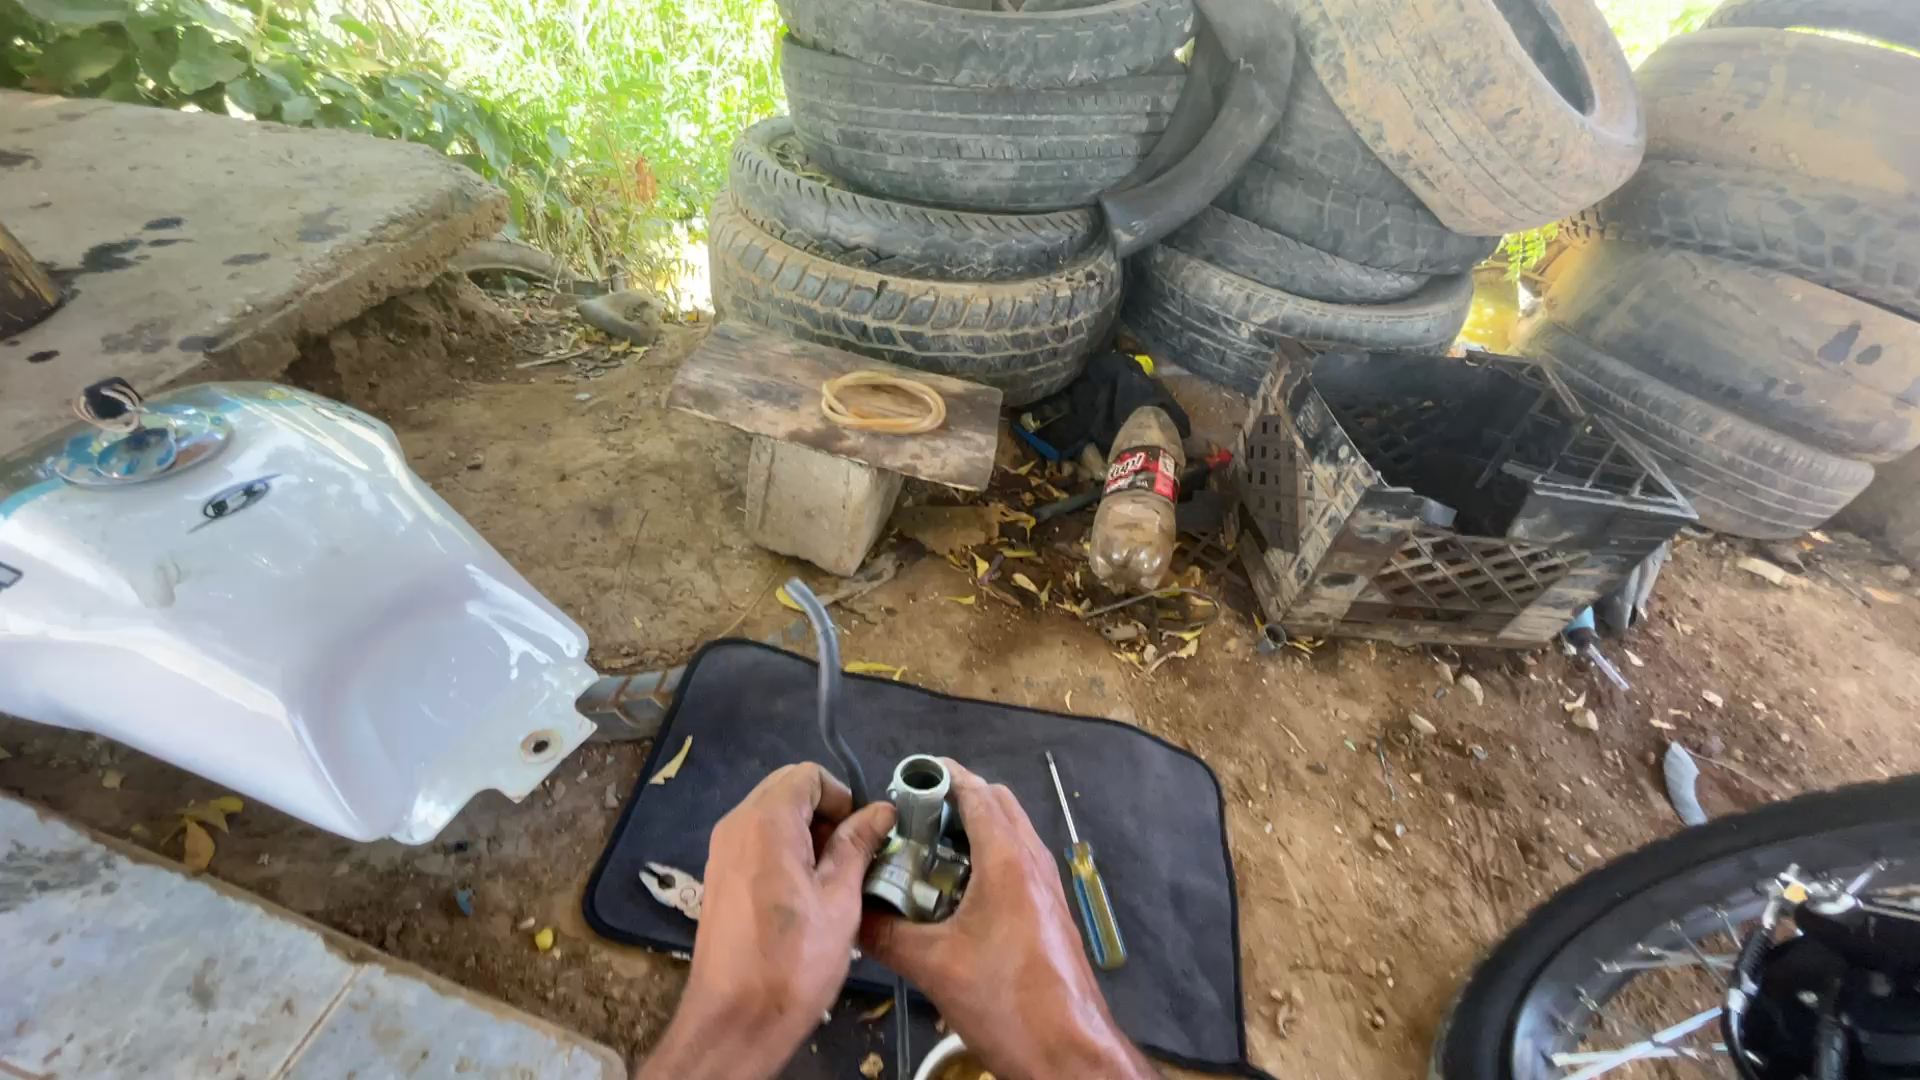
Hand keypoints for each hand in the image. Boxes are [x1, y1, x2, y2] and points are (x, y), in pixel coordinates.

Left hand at [636, 763, 895, 1079]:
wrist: (733, 1024)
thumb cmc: (793, 960)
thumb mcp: (840, 898)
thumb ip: (858, 844)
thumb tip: (882, 809)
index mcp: (767, 820)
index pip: (809, 774)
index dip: (841, 796)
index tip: (859, 836)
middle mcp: (737, 823)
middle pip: (788, 787)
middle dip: (825, 811)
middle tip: (848, 856)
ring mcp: (722, 849)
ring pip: (773, 812)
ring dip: (806, 830)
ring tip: (829, 878)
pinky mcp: (719, 875)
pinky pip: (757, 837)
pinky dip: (784, 847)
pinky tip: (801, 892)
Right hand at [860, 761, 1159, 1079]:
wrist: (1069, 1052)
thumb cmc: (1005, 999)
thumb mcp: (935, 967)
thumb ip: (888, 935)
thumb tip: (853, 915)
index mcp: (1007, 857)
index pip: (975, 791)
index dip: (942, 775)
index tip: (908, 776)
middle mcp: (1032, 857)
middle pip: (996, 800)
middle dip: (958, 795)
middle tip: (916, 813)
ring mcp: (1046, 880)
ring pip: (1010, 826)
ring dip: (975, 823)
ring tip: (931, 845)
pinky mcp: (1049, 903)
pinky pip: (1018, 854)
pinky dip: (989, 849)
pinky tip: (959, 886)